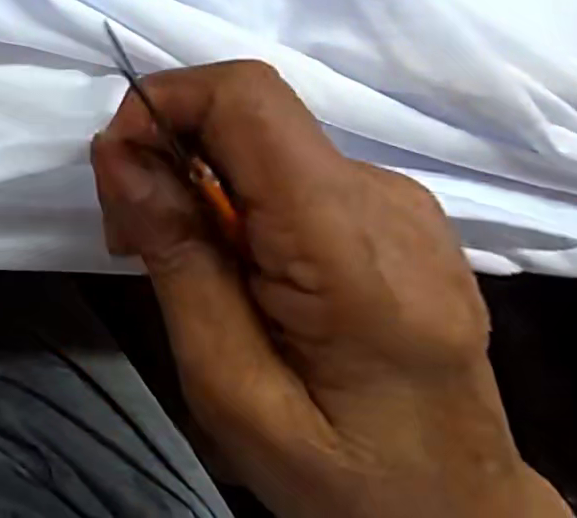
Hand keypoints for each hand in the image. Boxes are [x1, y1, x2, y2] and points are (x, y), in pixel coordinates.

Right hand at [91, 62, 570, 517]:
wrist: (459, 513)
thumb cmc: (342, 477)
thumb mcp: (230, 388)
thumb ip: (178, 259)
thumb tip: (117, 152)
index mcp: (351, 248)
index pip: (249, 99)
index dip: (167, 100)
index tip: (120, 165)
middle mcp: (384, 196)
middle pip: (246, 112)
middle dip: (166, 147)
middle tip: (134, 236)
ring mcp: (397, 196)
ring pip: (259, 136)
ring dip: (195, 174)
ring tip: (184, 259)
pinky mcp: (391, 203)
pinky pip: (285, 161)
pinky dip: (234, 189)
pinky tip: (233, 256)